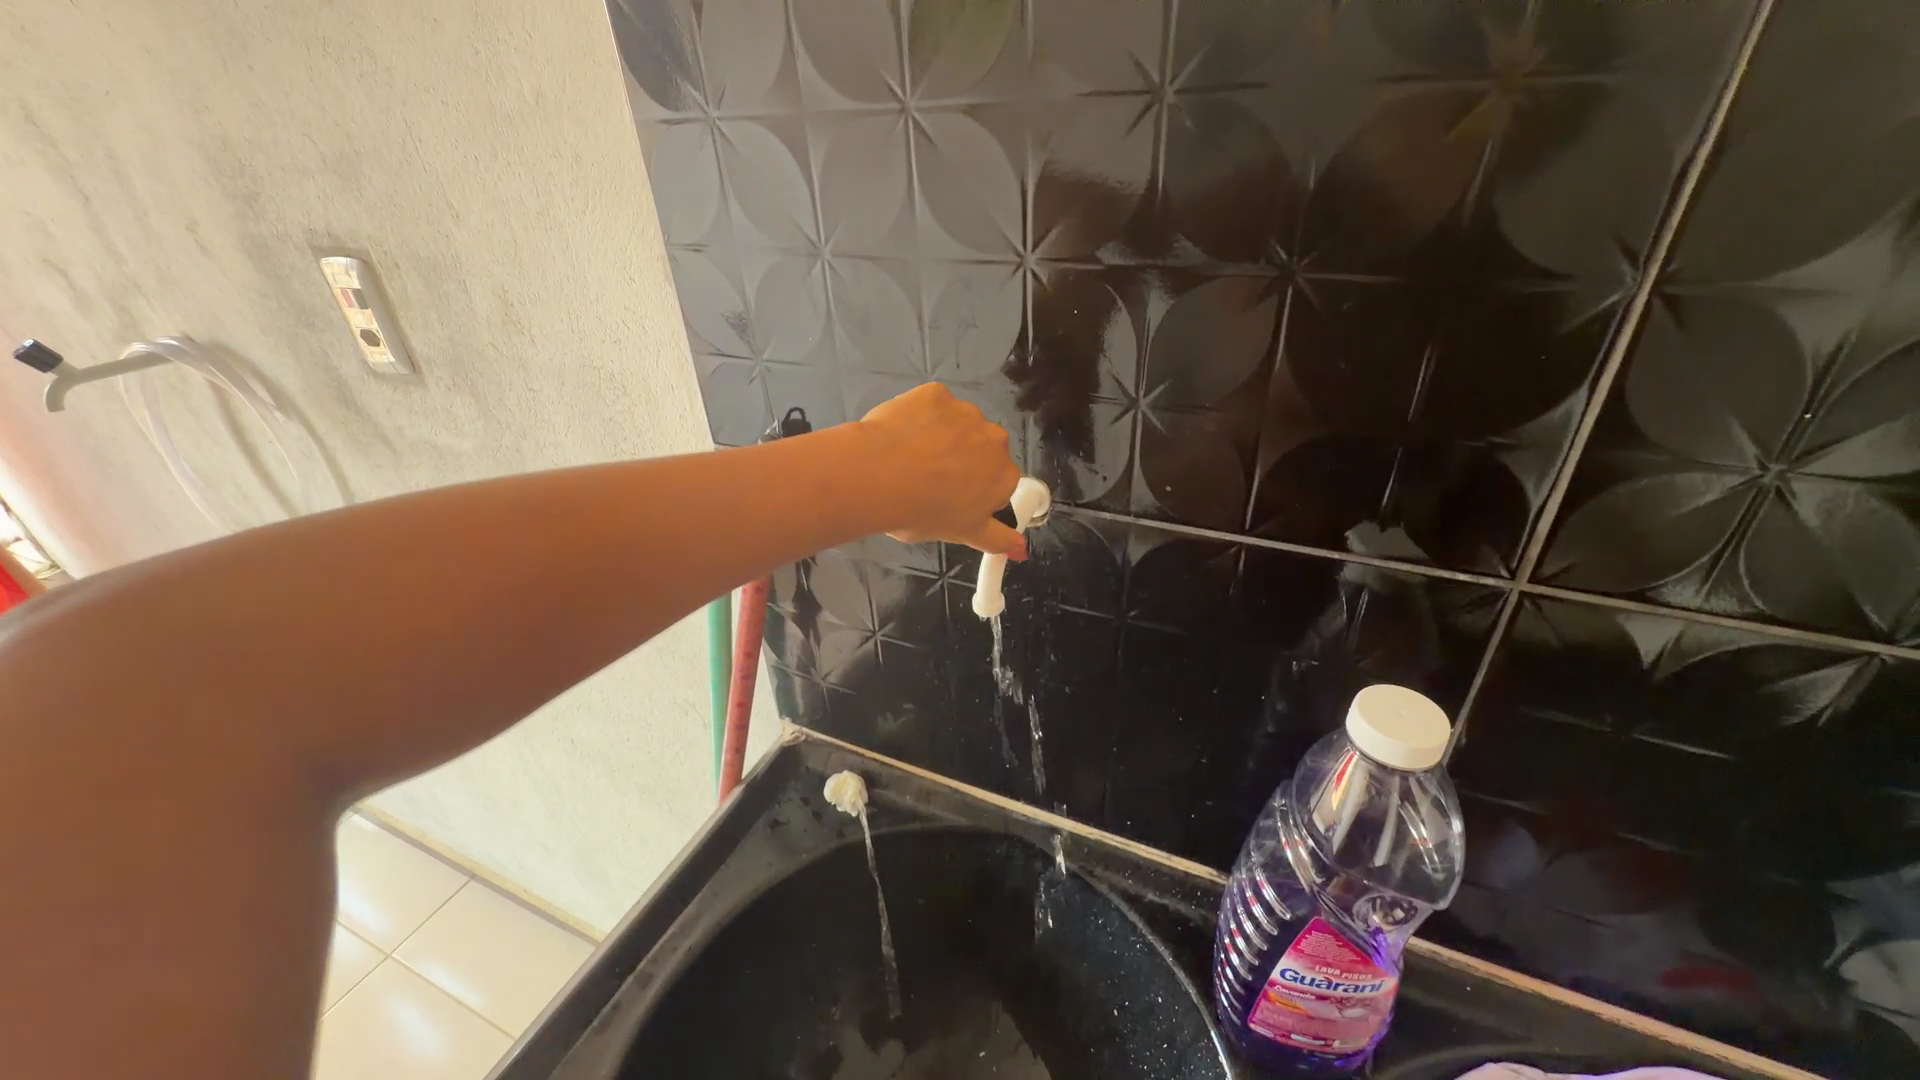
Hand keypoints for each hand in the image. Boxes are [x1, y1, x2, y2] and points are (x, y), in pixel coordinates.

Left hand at [854, 383, 1025, 557]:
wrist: (878, 475)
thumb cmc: (921, 511)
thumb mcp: (962, 534)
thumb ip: (996, 539)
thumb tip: (1021, 549)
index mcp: (1004, 476)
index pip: (997, 482)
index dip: (973, 491)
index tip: (949, 500)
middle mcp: (995, 439)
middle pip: (982, 449)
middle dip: (962, 461)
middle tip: (928, 480)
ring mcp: (966, 412)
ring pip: (958, 425)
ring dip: (941, 437)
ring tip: (910, 458)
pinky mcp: (937, 393)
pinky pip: (933, 405)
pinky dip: (921, 417)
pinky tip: (902, 434)